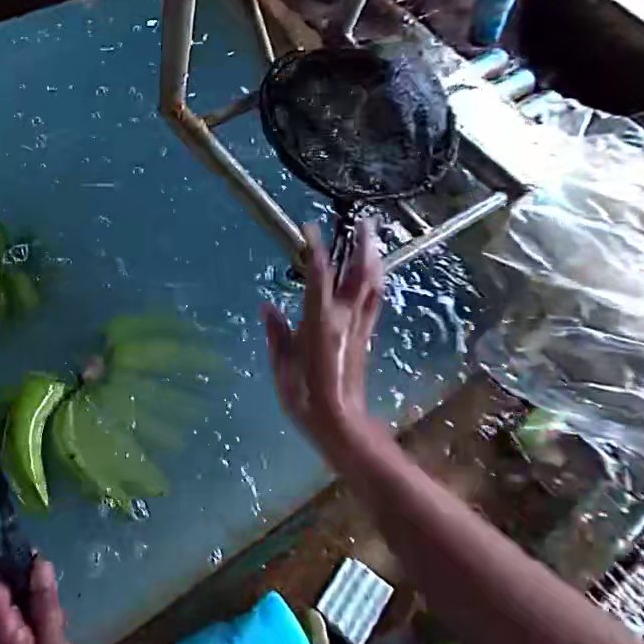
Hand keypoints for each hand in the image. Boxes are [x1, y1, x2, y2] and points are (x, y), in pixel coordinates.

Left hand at [0, 558, 83, 643]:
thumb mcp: (55, 640)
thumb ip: (46, 601)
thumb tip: (40, 563)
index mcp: (0, 630)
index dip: (7, 562)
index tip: (35, 556)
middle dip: (24, 577)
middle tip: (52, 585)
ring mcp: (1, 643)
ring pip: (10, 602)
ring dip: (32, 594)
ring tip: (57, 609)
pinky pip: (17, 617)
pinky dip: (34, 610)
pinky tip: (53, 622)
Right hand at [261, 218, 384, 461]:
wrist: (342, 422)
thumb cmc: (306, 397)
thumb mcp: (282, 367)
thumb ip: (277, 334)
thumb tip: (268, 305)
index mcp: (321, 321)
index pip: (319, 274)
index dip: (315, 247)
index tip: (310, 227)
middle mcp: (345, 317)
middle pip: (359, 272)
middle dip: (362, 244)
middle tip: (364, 221)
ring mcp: (360, 325)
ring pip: (373, 284)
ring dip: (374, 258)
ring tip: (372, 239)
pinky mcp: (367, 335)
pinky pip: (375, 300)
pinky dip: (376, 280)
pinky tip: (375, 274)